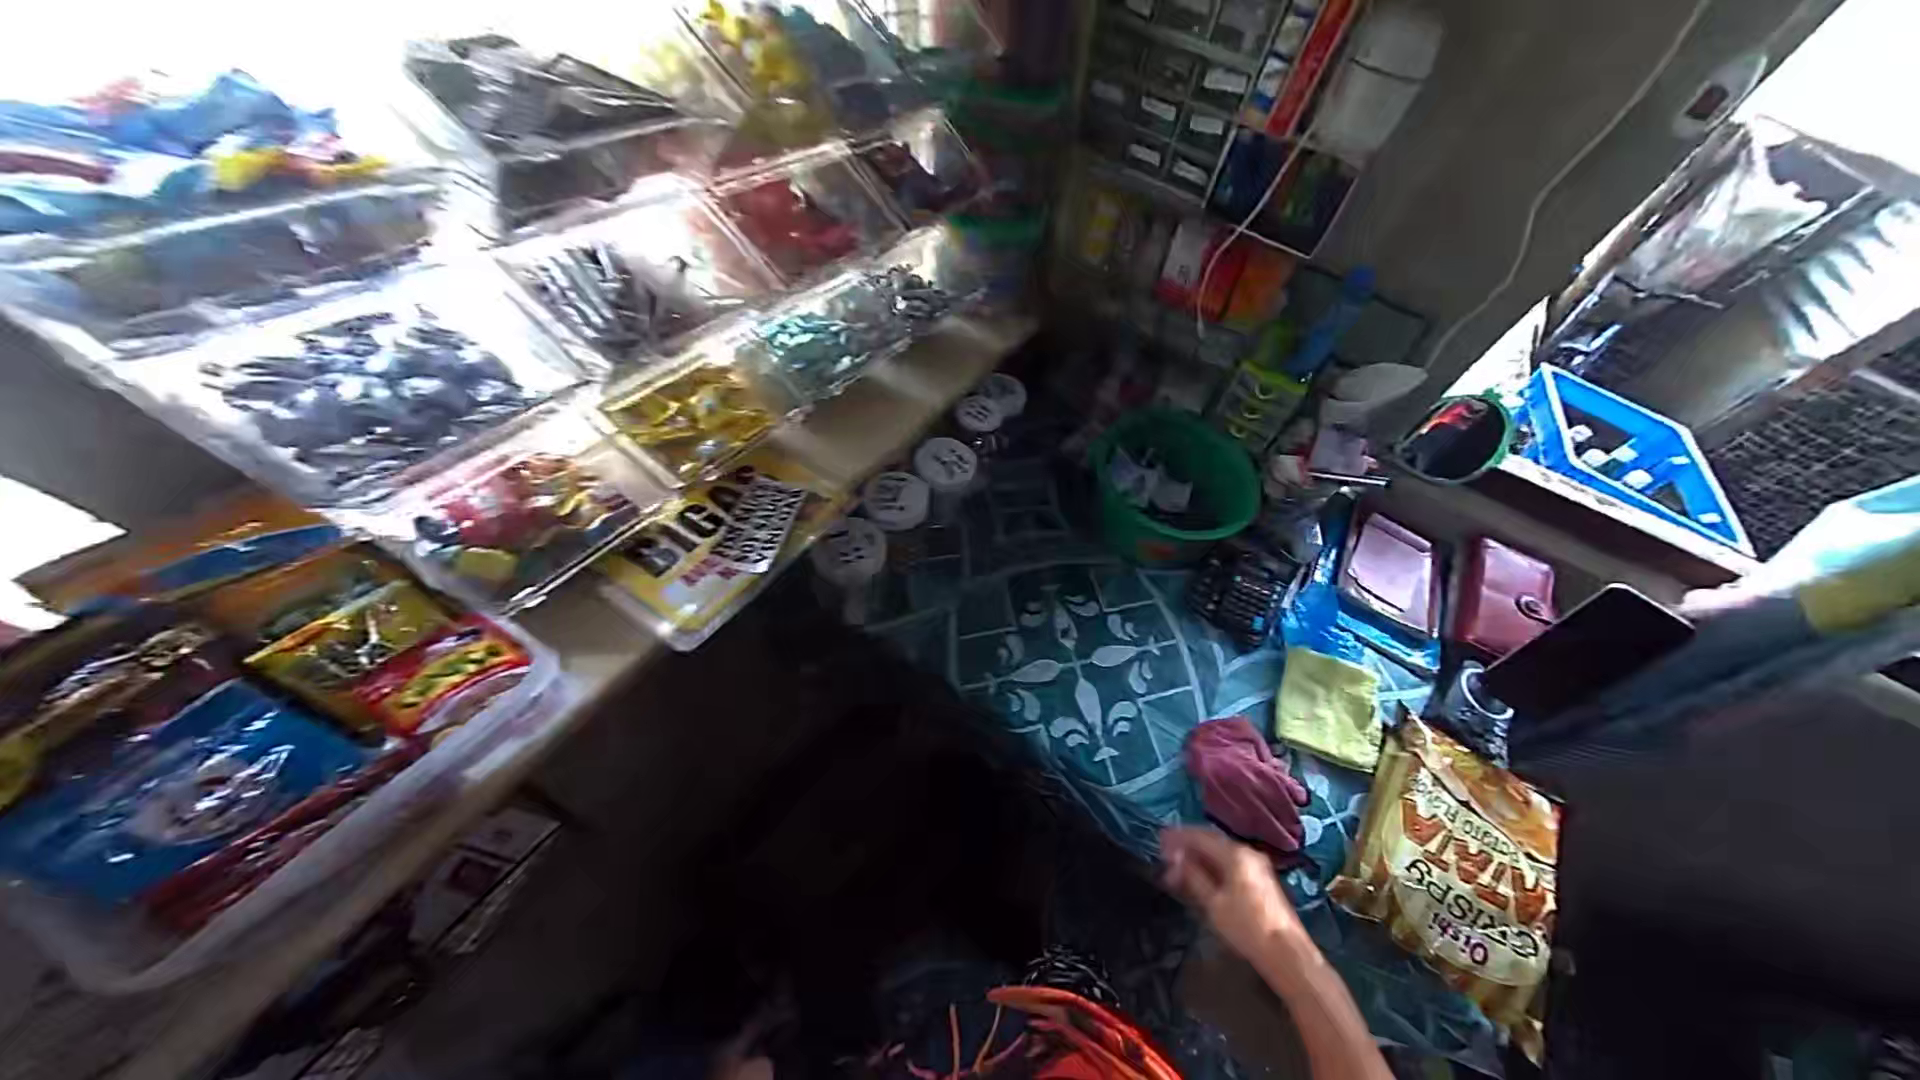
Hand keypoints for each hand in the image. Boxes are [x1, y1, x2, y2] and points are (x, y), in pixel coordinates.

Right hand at [1160, 826, 1307, 963]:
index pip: (1200, 836)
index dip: (1178, 837)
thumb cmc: (1246, 928)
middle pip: (1210, 841)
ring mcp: (1256, 865)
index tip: (1159, 840)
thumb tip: (1176, 859)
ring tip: (1179, 866)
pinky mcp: (1260, 878)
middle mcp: (1247, 853)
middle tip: (1166, 853)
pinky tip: (1201, 875)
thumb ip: (1193, 876)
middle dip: (1187, 845)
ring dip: (1199, 856)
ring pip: (1220, 852)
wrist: (1287, 954)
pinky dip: (1212, 864)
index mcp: (1235, 854)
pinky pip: (1229, 862)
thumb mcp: (1213, 903)